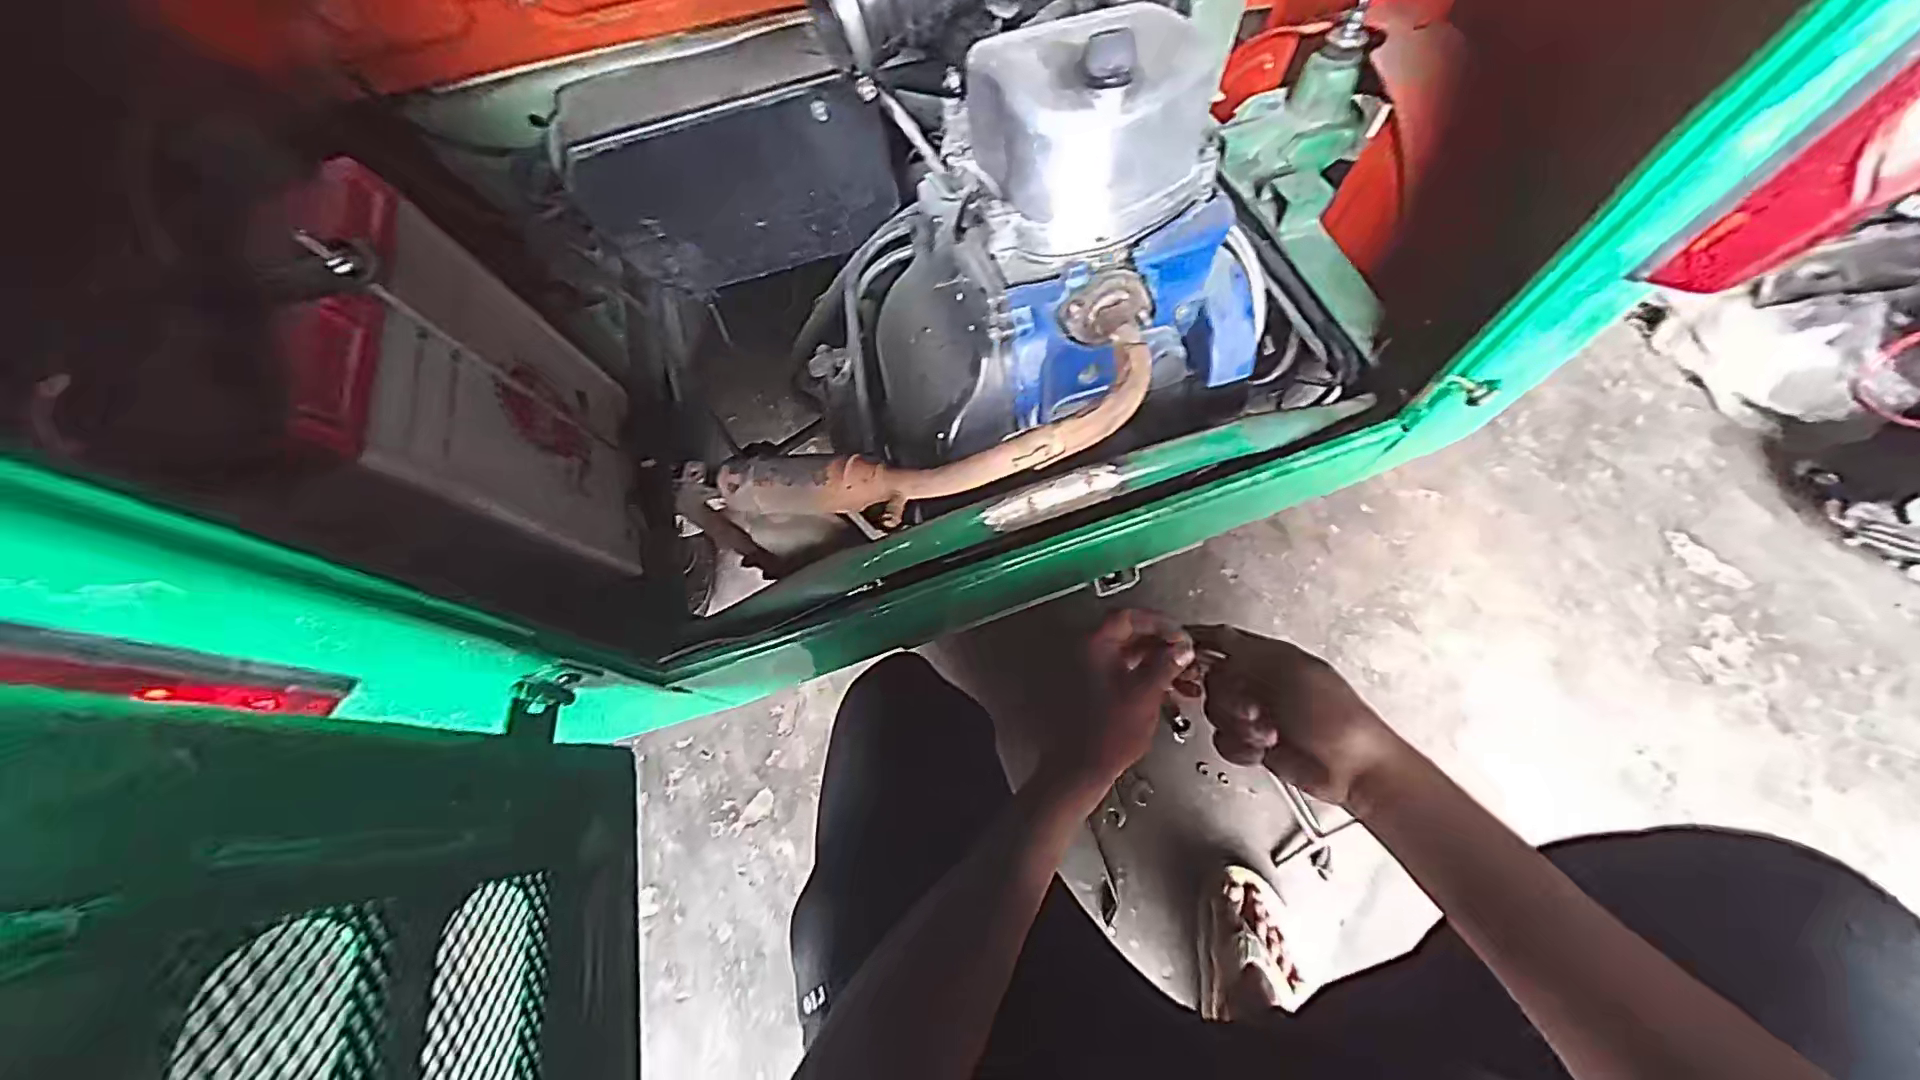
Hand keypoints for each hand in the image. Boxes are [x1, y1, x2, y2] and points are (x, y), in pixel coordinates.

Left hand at [1037, 610, 1193, 796]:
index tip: (1178, 635)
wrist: (1083, 764)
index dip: (1158, 622)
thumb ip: (1165, 664)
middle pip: (1130, 635)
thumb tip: (1180, 648)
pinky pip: (1124, 672)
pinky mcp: (1094, 689)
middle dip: (1162, 645)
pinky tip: (1166, 691)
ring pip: (1129, 655)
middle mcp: (1088, 653)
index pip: (1128, 617)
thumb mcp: (1146, 693)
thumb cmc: (1105, 733)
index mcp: (1096, 646)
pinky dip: (1146, 677)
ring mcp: (1089, 671)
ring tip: (1182, 678)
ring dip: (1158, 663)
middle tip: (1184, 656)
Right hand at [1176, 626, 1409, 809]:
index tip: (1185, 653)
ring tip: (1267, 733)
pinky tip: (1261, 749)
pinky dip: (1239, 747)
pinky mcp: (1252, 743)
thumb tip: (1214, 634)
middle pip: (1212, 679)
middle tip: (1253, 708)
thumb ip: (1247, 650)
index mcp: (1270, 657)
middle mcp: (1260, 682)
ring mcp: (1255, 714)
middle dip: (1229, 697)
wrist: (1353, 771)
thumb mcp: (1290, 670)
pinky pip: (1222, 739)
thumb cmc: (1336, 717)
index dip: (1200, 644)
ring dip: (1238, 725)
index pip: (1222, 640)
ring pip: (1214, 710)